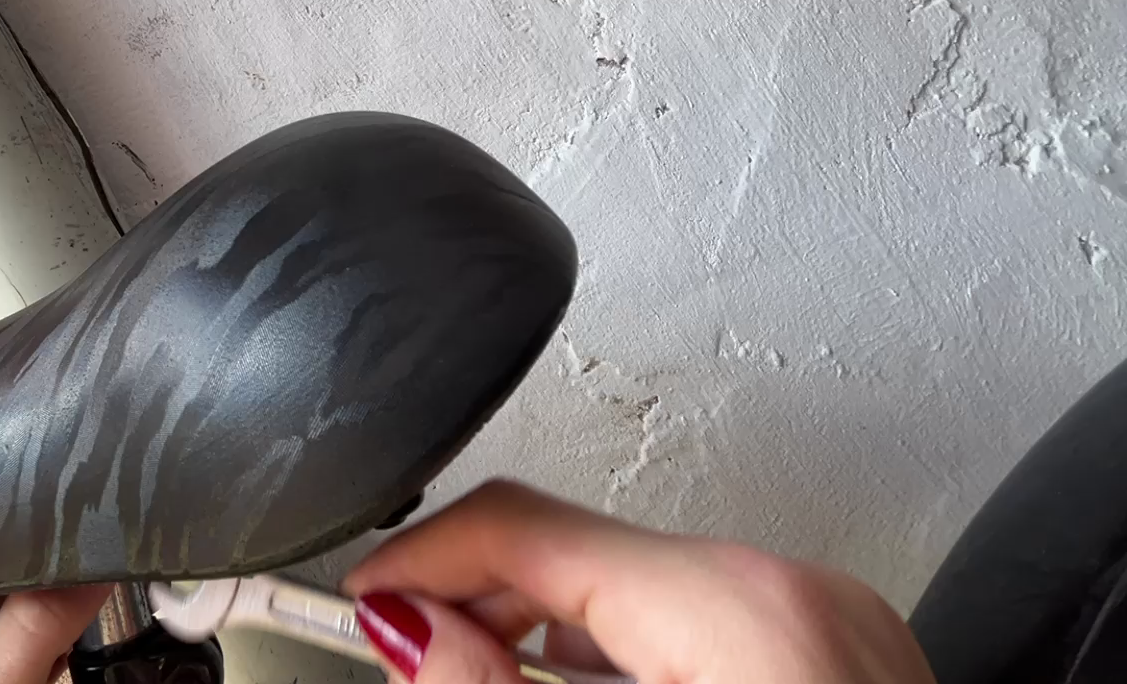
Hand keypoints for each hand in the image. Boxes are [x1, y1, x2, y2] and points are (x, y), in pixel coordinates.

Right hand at [345, 480, 935, 683]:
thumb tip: (407, 628)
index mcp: (742, 613)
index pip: (517, 521)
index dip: (417, 556)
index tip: (366, 599)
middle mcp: (790, 592)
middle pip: (557, 544)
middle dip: (469, 601)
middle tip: (415, 660)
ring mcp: (818, 616)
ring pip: (603, 578)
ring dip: (527, 632)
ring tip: (489, 682)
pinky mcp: (822, 645)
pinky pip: (660, 613)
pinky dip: (596, 651)